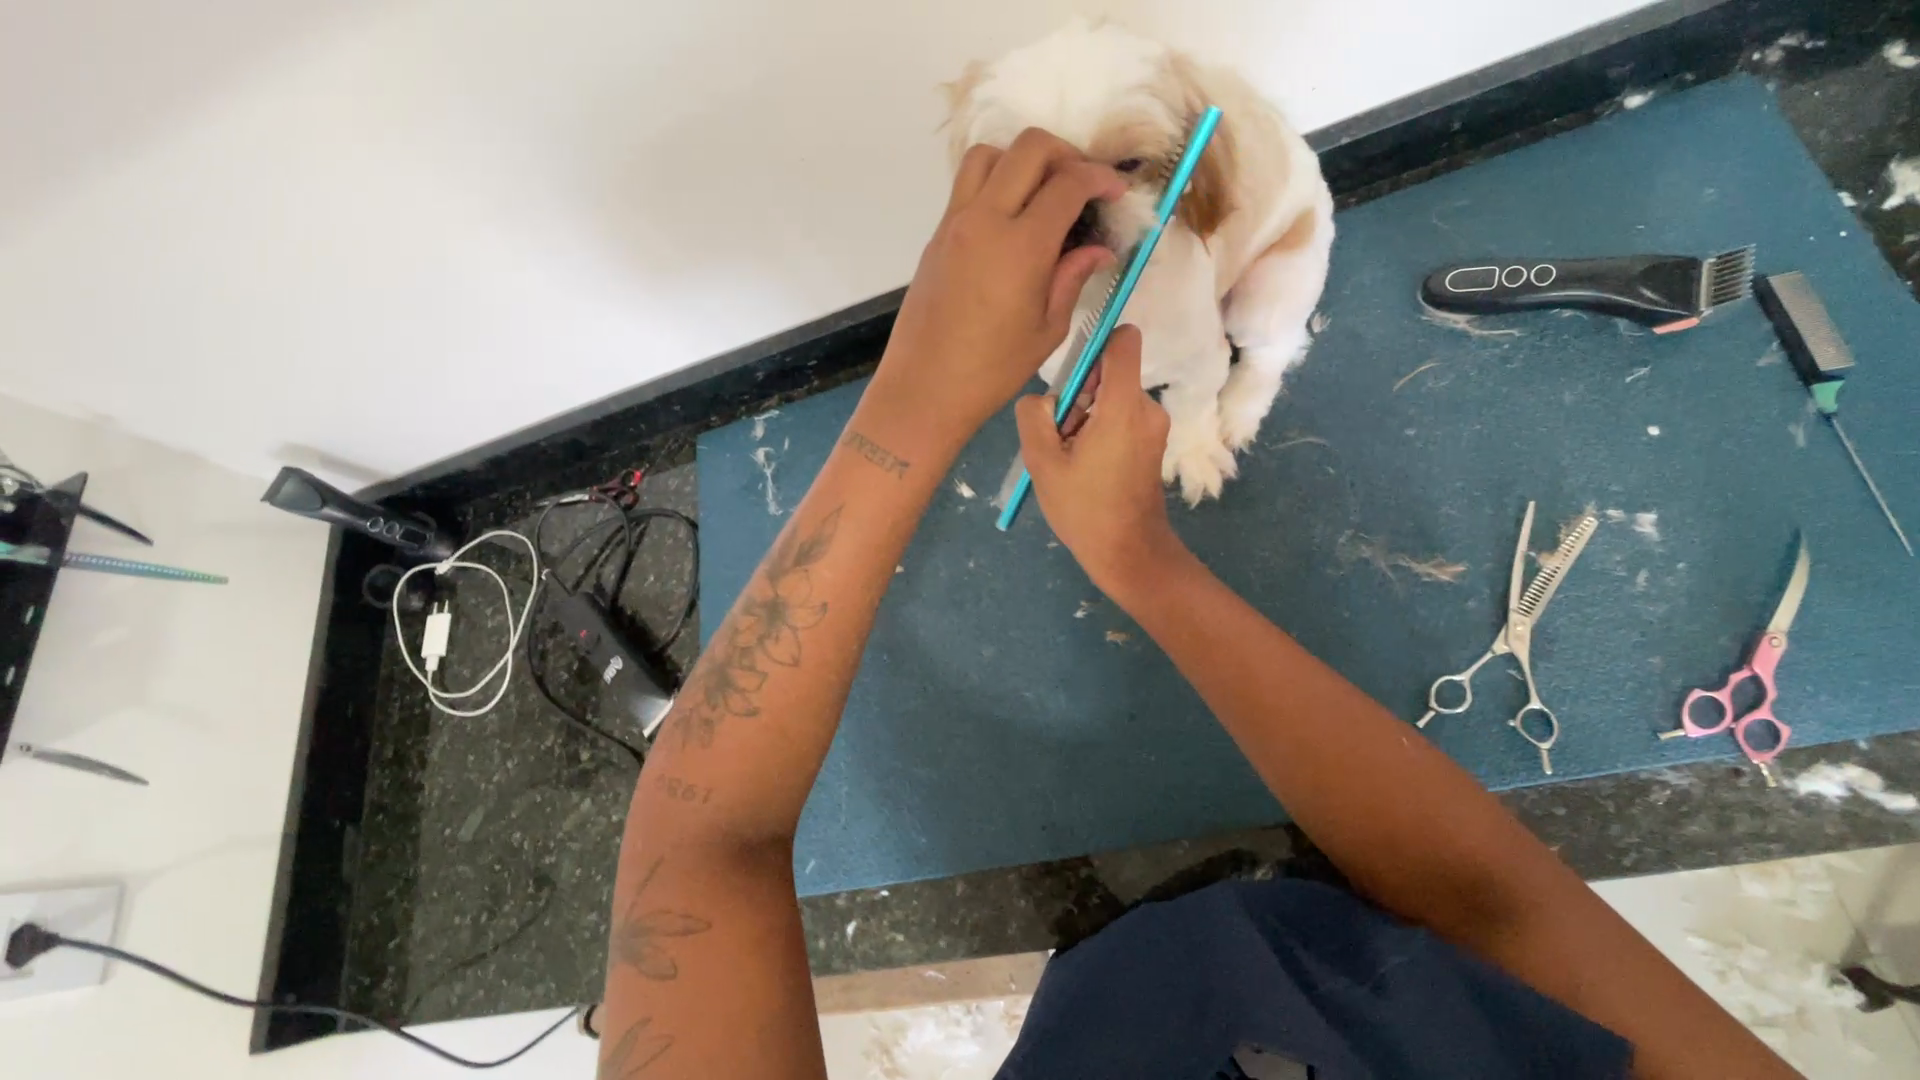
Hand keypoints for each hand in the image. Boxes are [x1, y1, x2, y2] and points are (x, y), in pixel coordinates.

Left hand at [863, 129, 1122, 449]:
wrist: (925, 388)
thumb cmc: (992, 370)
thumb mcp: (1047, 329)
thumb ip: (1073, 278)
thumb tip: (1098, 249)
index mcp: (1021, 246)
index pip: (1068, 183)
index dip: (1100, 178)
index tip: (1115, 192)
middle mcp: (985, 220)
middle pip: (1029, 147)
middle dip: (1066, 155)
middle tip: (1082, 186)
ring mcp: (955, 223)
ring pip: (989, 154)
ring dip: (1022, 160)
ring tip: (1042, 194)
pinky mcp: (938, 235)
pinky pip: (967, 185)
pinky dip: (995, 181)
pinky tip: (1012, 218)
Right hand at [1014, 325, 1189, 598]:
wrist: (1127, 552)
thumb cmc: (1084, 508)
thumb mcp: (1042, 462)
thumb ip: (1034, 417)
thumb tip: (1043, 400)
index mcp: (1123, 405)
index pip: (1123, 341)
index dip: (1097, 342)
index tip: (1073, 372)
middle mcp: (1146, 408)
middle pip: (1109, 375)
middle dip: (1079, 396)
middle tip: (1060, 437)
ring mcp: (1153, 427)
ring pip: (1112, 399)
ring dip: (1086, 418)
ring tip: (1070, 458)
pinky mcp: (1152, 444)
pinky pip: (1121, 419)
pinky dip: (1100, 431)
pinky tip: (1085, 466)